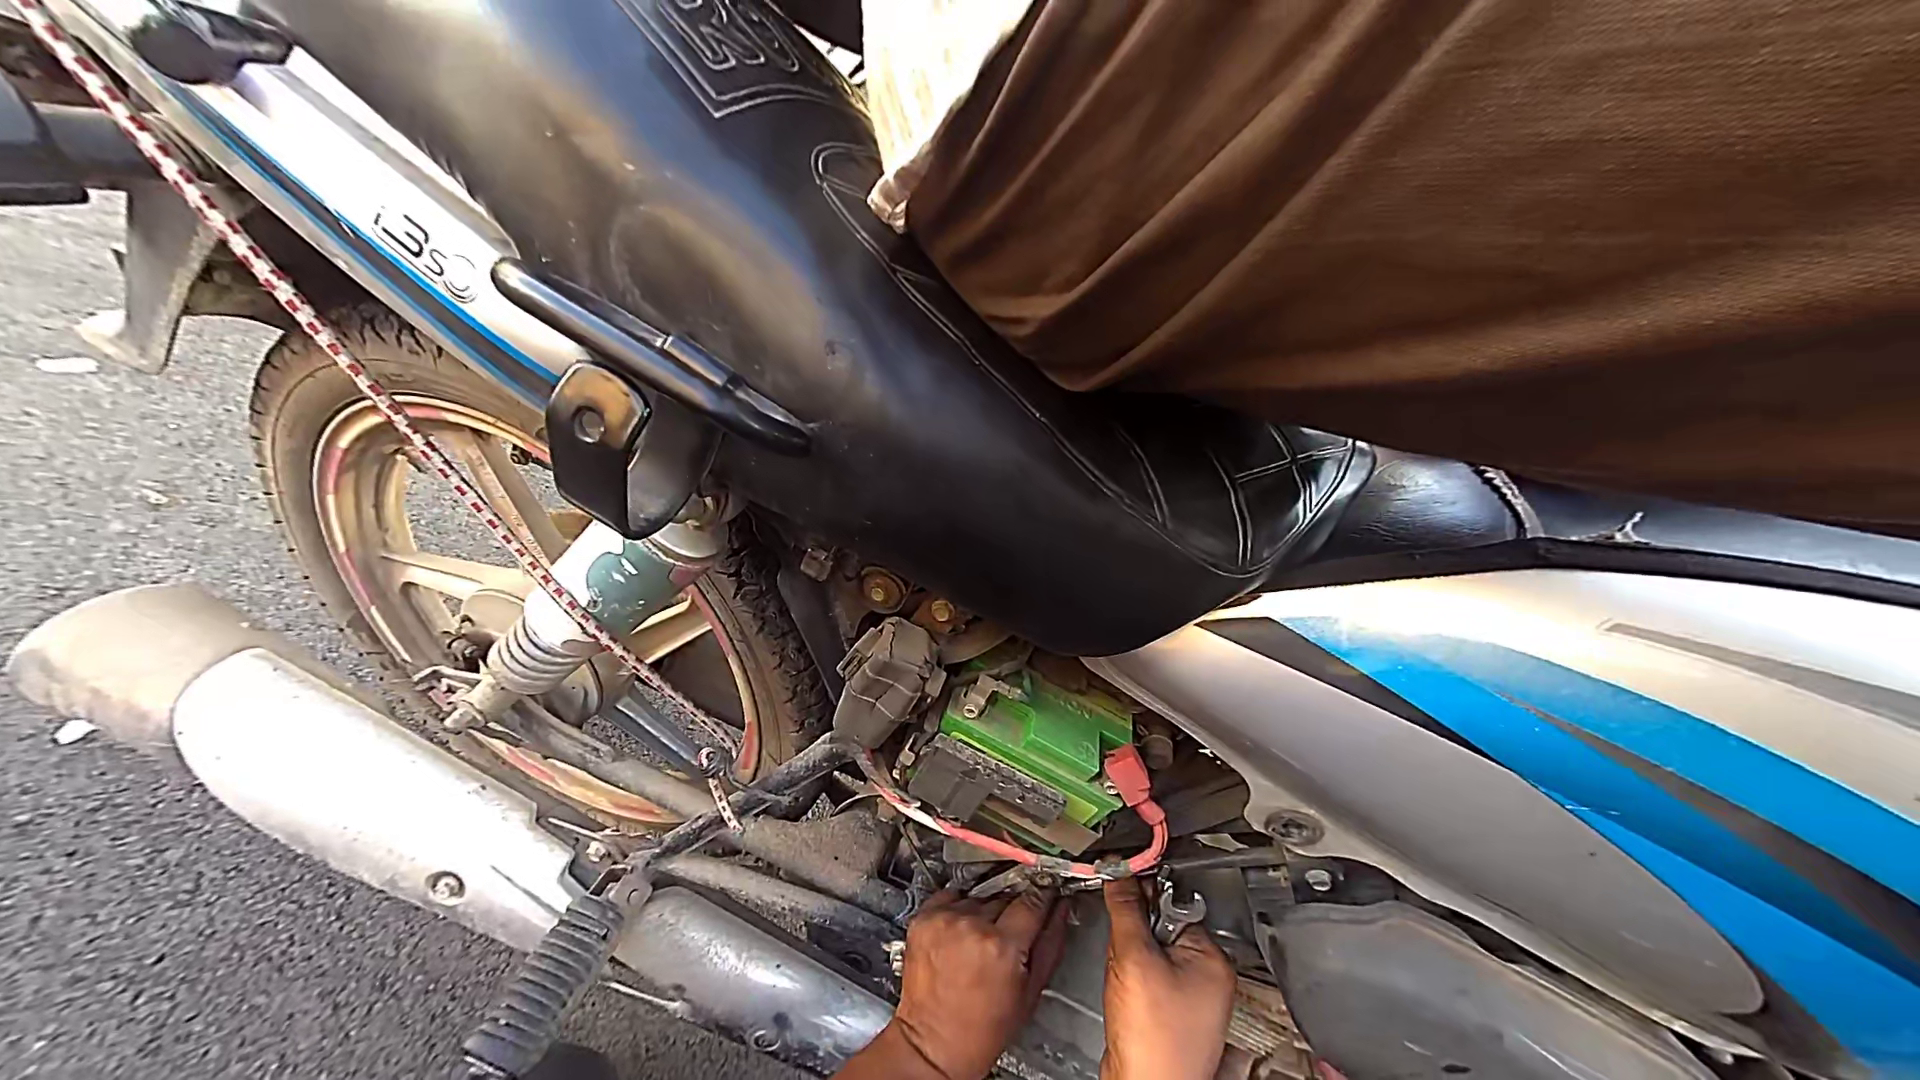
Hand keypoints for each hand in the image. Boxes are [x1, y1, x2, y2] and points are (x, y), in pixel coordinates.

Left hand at [836, 888, 1068, 1079]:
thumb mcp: (1029, 993)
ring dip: (984, 912)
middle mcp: (971, 926)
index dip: (1043, 895)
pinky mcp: (924, 917)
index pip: (1033, 899)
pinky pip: (952, 896)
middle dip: (1011, 913)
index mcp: (1002, 946)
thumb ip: (1051, 944)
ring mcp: (945, 919)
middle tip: (1006, 939)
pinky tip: (959, 936)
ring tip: (980, 944)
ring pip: (980, 896)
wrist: (932, 1043)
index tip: (1046, 891)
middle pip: (1005, 896)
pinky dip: (959, 910)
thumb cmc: (981, 1030)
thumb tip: (1061, 908)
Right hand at [1100, 877, 1237, 1079]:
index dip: (1144, 897)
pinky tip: (1122, 992)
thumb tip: (1119, 873)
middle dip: (1131, 933)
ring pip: (1146, 948)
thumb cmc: (1153, 1041)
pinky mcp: (1166, 1009)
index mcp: (1211, 960)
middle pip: (1157, 924)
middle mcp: (1205, 976)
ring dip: (1125, 956)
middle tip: (1124, 954)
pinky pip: (1142, 972)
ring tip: (1122, 979)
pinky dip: (1125, 975)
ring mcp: (1187, 995)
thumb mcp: (1134, 958)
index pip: (1173, 903)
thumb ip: (1126, 909)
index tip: (1123, 889)